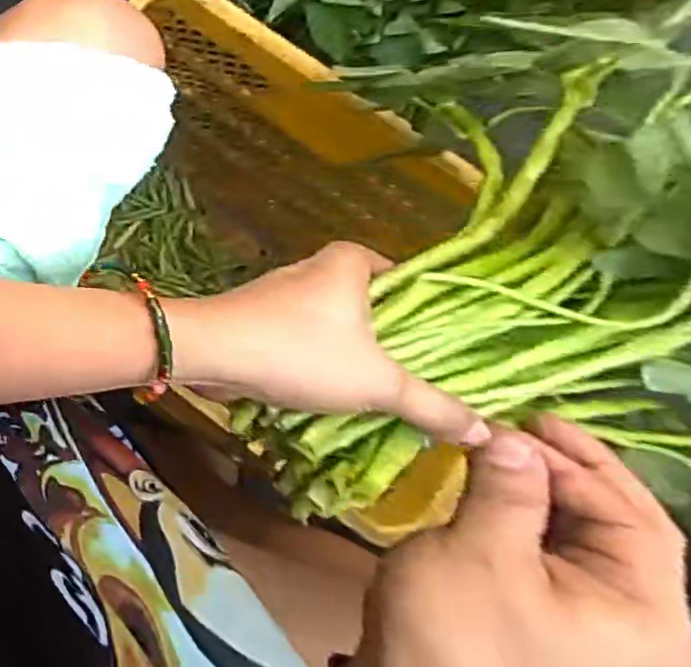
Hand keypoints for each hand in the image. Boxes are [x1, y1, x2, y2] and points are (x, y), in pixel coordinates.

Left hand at [174, 241, 487, 444]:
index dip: (408, 282)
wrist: (205, 350)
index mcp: (339, 269)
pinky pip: (293, 337)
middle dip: (385, 326)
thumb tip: (485, 429)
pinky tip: (334, 391)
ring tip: (385, 384)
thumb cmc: (294, 351)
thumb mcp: (378, 383)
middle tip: (420, 361)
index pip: (380, 260)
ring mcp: (271, 298)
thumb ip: (433, 405)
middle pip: (355, 294)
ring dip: (347, 348)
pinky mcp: (249, 322)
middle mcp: (303, 275)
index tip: (435, 315)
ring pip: (323, 320)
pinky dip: (314, 359)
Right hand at [353, 414, 690, 666]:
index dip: (579, 464)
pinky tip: (493, 487)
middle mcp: (637, 617)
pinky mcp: (550, 611)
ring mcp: (594, 618)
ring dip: (546, 486)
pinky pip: (552, 549)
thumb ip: (507, 493)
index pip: (635, 520)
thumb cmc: (460, 622)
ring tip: (502, 446)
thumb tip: (513, 437)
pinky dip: (527, 510)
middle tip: (524, 421)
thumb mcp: (480, 552)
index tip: (516, 421)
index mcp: (646, 612)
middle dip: (573, 470)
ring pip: (585, 535)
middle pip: (622, 528)